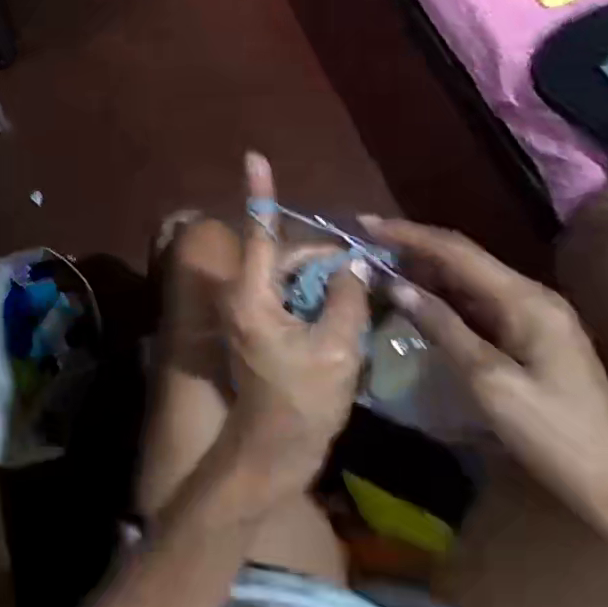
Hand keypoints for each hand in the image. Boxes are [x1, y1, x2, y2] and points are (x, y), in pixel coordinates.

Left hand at [219, 153, 369, 502]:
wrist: (273, 451)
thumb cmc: (302, 402)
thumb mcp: (337, 348)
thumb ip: (346, 297)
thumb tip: (352, 263)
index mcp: (252, 293)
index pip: (258, 232)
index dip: (259, 191)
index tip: (253, 155)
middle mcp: (242, 294)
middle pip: (284, 256)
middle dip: (323, 260)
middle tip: (364, 272)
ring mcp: (247, 312)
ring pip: (288, 277)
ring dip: (322, 282)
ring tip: (359, 294)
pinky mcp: (257, 327)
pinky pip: (287, 297)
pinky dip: (314, 299)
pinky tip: (344, 313)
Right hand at [361, 217, 607, 525]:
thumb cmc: (555, 435)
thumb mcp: (490, 381)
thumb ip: (443, 327)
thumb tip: (396, 285)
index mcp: (526, 300)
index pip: (456, 250)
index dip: (408, 234)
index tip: (365, 224)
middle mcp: (531, 296)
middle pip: (462, 258)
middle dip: (412, 248)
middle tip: (364, 246)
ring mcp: (532, 316)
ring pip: (466, 279)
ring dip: (423, 271)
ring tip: (378, 268)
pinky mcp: (528, 336)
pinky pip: (475, 303)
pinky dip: (441, 296)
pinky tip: (413, 301)